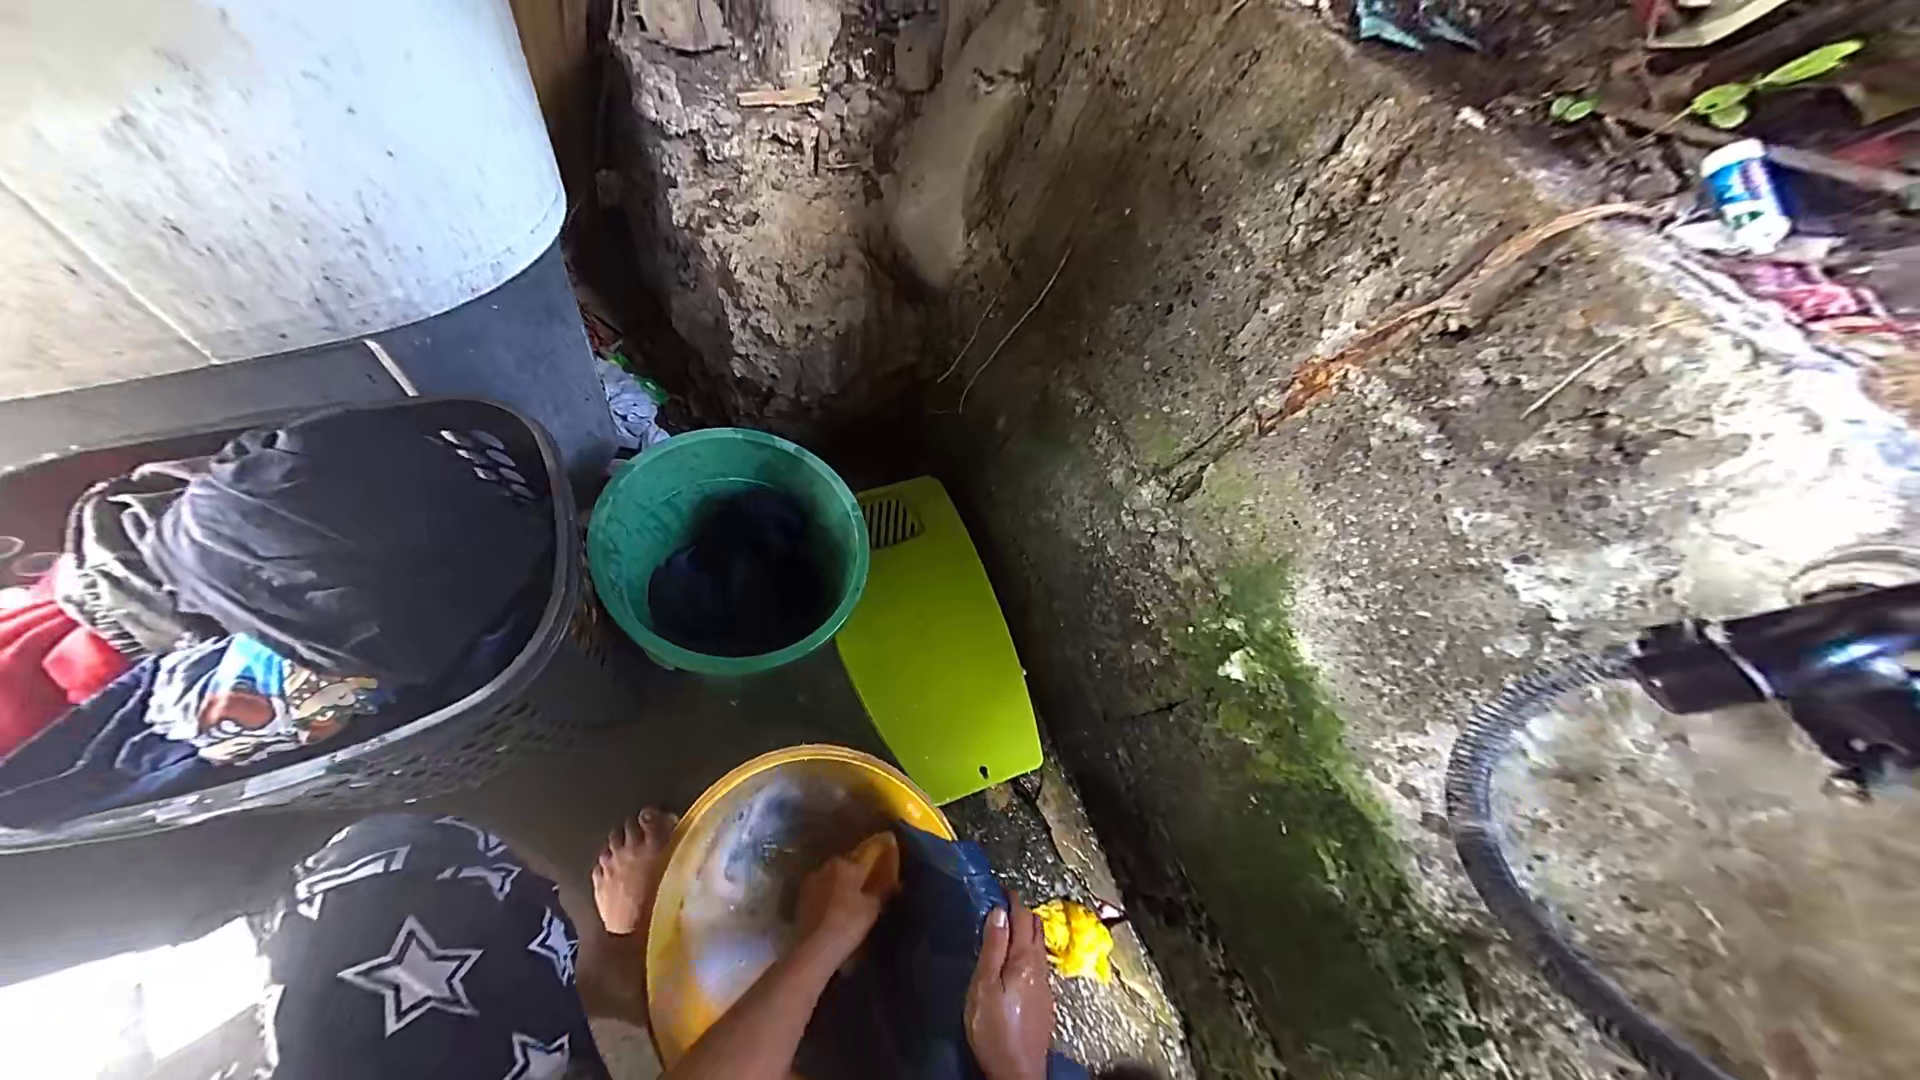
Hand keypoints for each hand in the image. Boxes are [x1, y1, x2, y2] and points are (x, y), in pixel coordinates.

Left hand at [794, 834, 896, 967]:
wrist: (816, 948)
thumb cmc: (849, 921)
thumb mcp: (873, 906)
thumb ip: (883, 888)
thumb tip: (895, 878)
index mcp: (842, 863)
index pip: (860, 864)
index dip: (867, 878)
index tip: (871, 891)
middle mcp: (823, 868)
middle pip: (841, 873)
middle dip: (849, 883)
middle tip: (859, 903)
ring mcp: (808, 885)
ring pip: (828, 885)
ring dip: (835, 894)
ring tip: (844, 914)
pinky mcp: (798, 903)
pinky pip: (817, 899)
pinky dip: (823, 906)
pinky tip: (830, 920)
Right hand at [966, 892, 1054, 1079]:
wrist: (1017, 1075)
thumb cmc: (995, 1029)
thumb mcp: (985, 985)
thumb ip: (993, 947)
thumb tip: (999, 911)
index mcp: (1025, 959)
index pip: (1023, 917)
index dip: (1013, 899)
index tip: (1001, 887)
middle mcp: (1040, 967)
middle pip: (1036, 928)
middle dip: (1022, 912)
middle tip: (1004, 903)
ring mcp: (1045, 985)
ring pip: (1039, 946)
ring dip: (1027, 931)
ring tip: (1009, 927)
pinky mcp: (1044, 1002)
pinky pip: (1038, 962)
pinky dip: (1028, 949)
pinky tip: (1017, 960)